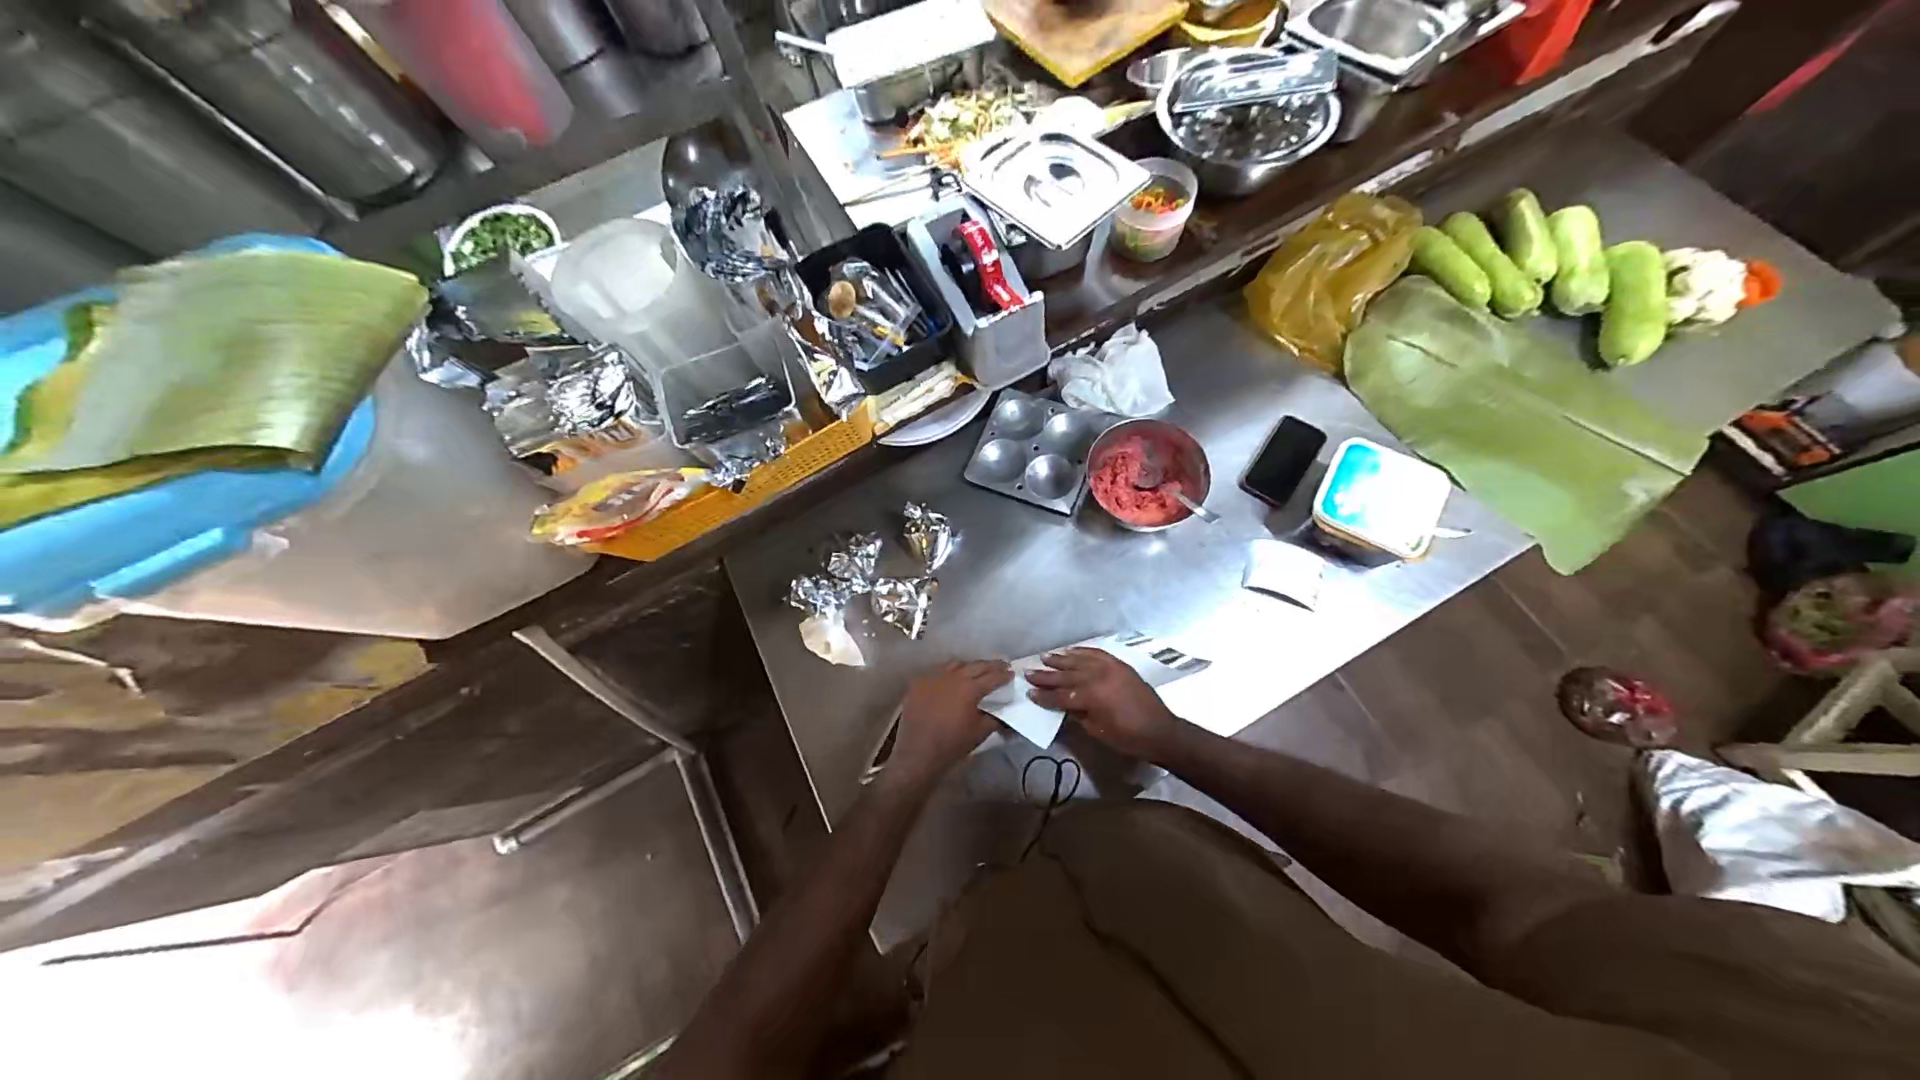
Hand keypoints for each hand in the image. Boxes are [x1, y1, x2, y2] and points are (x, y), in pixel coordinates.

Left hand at [890, 660, 1011, 784]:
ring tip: (976, 670)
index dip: (1004, 675)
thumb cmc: (953, 744)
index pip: (992, 677)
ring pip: (955, 664)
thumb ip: (995, 718)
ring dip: (969, 666)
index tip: (1012, 673)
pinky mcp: (918, 683)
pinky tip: (951, 677)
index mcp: (970, 689)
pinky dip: (948, 672)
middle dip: (991, 665)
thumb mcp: (980, 732)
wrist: (918, 754)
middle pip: (976, 665)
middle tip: (1001, 666)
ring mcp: (933, 677)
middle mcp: (952, 677)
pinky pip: (937, 671)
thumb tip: (1004, 712)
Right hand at [1027, 648, 1184, 759]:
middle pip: (1066, 674)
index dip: (1044, 695)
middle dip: (1046, 675)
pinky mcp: (1119, 664)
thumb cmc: (1127, 737)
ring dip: (1061, 659)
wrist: (1160, 731)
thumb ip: (1077, 713)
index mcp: (1091, 696)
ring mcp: (1110, 667)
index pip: (1060, 695)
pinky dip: (1082, 651)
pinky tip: (1071, 651)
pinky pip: (1096, 653)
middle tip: (1028, 672)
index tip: (1029, 692)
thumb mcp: (1097, 729)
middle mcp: (1098, 676)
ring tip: (1045, 657)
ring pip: (1079, 660)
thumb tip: (1063, 704)